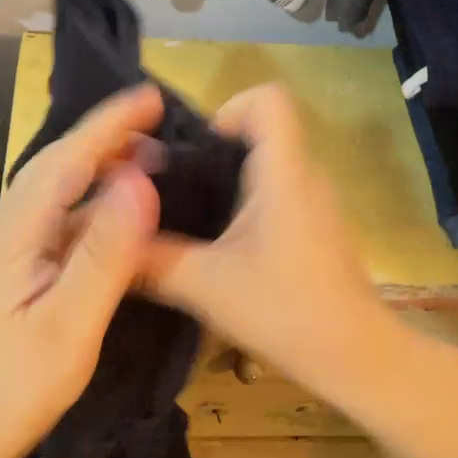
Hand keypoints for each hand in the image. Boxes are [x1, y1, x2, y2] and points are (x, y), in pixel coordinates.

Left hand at [0, 85, 163, 457]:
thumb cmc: (8, 390)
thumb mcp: (67, 327)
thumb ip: (104, 255)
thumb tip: (141, 183)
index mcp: (16, 231)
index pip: (67, 158)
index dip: (110, 124)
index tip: (152, 96)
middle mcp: (5, 228)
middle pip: (58, 167)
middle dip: (108, 139)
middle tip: (163, 130)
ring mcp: (4, 250)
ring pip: (57, 193)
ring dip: (101, 170)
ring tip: (150, 165)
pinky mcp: (10, 272)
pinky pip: (56, 220)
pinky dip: (91, 205)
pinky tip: (116, 220)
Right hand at [141, 84, 386, 372]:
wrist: (356, 358)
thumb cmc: (286, 311)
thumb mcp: (206, 287)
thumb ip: (150, 260)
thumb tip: (102, 239)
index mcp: (284, 174)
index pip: (269, 98)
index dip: (228, 108)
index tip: (195, 150)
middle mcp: (306, 177)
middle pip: (262, 131)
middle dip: (214, 149)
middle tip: (173, 186)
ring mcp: (317, 203)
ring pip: (268, 165)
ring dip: (229, 180)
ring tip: (189, 217)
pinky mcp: (317, 229)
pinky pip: (277, 194)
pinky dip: (246, 205)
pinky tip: (221, 247)